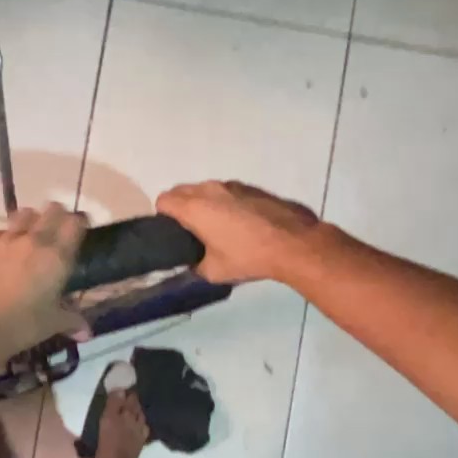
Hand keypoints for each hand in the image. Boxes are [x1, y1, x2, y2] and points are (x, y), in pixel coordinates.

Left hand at [0, 204, 88, 394]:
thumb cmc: (22, 326)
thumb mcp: (52, 324)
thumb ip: (72, 321)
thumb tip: (86, 333)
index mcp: (56, 255)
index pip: (75, 222)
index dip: (79, 224)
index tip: (79, 232)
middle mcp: (32, 239)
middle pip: (52, 209)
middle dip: (57, 217)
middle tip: (56, 233)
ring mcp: (4, 239)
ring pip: (23, 214)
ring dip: (30, 222)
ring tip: (28, 239)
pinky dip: (3, 240)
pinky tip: (0, 256)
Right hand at [157, 180, 324, 283]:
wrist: (294, 243)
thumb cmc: (248, 257)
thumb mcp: (213, 271)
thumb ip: (194, 265)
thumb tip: (192, 263)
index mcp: (194, 208)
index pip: (163, 200)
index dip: (163, 217)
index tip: (171, 233)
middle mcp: (209, 190)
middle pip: (181, 191)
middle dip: (180, 207)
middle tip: (190, 231)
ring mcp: (232, 185)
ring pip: (205, 189)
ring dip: (203, 203)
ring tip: (216, 226)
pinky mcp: (251, 187)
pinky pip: (226, 191)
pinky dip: (225, 203)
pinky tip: (239, 223)